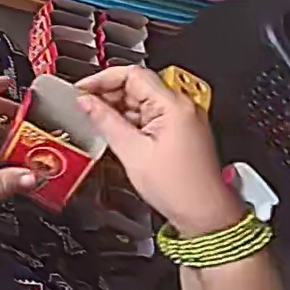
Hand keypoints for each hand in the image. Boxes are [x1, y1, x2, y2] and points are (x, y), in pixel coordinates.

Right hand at [75, 65, 244, 234]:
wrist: (206, 215)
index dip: (102, 79)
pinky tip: (118, 131)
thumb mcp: (132, 152)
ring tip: (99, 122)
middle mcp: (182, 105)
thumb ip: (106, 121)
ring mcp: (183, 116)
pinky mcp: (181, 128)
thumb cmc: (180, 189)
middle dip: (109, 94)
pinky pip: (151, 113)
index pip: (132, 74)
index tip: (83, 89)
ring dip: (119, 108)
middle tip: (87, 106)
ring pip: (142, 99)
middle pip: (137, 84)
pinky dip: (131, 119)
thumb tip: (87, 102)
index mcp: (173, 105)